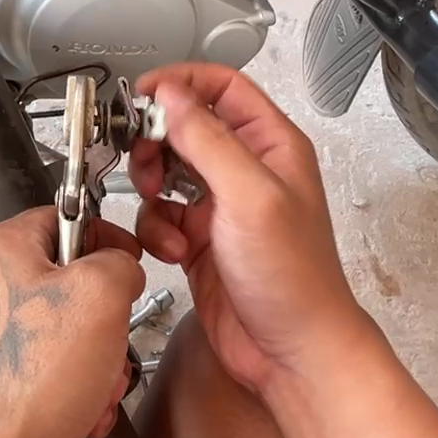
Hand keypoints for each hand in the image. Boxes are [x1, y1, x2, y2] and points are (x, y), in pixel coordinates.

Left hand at [0, 207, 144, 437]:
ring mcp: (2, 336)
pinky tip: (81, 415)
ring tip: (93, 387)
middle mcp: (0, 286)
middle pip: (78, 283)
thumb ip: (120, 263)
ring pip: (78, 334)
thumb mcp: (98, 296)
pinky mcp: (10, 379)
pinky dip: (83, 395)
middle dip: (108, 321)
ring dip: (101, 366)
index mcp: (9, 248)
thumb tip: (124, 267)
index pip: (66, 218)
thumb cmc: (24, 380)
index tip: (130, 257)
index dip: (105, 236)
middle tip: (107, 339)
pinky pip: (65, 374)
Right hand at [129, 64, 369, 394]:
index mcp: (270, 145)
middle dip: (156, 140)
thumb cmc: (294, 280)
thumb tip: (172, 95)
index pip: (221, 86)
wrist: (289, 354)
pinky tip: (174, 248)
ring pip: (164, 167)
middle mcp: (244, 168)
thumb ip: (208, 140)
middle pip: (184, 125)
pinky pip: (158, 212)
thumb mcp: (250, 197)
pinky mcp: (197, 234)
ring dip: (150, 186)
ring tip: (160, 206)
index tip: (144, 94)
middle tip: (144, 158)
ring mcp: (219, 202)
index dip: (181, 82)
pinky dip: (155, 227)